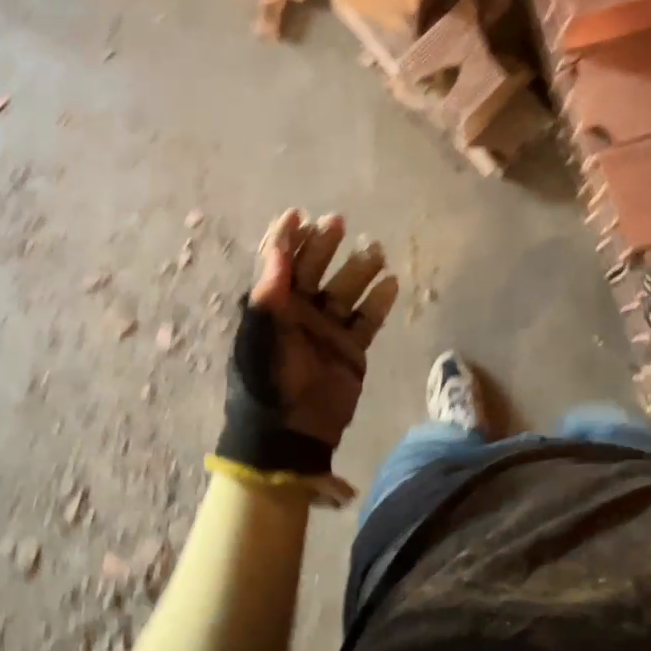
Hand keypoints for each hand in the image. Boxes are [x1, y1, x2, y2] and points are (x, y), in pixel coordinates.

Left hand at [213, 210, 398, 503]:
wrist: (289, 437)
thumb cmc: (266, 385)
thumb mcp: (259, 340)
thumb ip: (268, 295)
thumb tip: (276, 250)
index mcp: (272, 307)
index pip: (277, 263)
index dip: (285, 238)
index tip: (297, 213)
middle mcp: (300, 312)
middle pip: (314, 268)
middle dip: (324, 244)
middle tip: (338, 222)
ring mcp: (328, 329)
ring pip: (345, 288)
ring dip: (358, 267)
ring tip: (375, 250)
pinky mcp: (352, 349)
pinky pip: (367, 318)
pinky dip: (378, 301)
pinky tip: (391, 282)